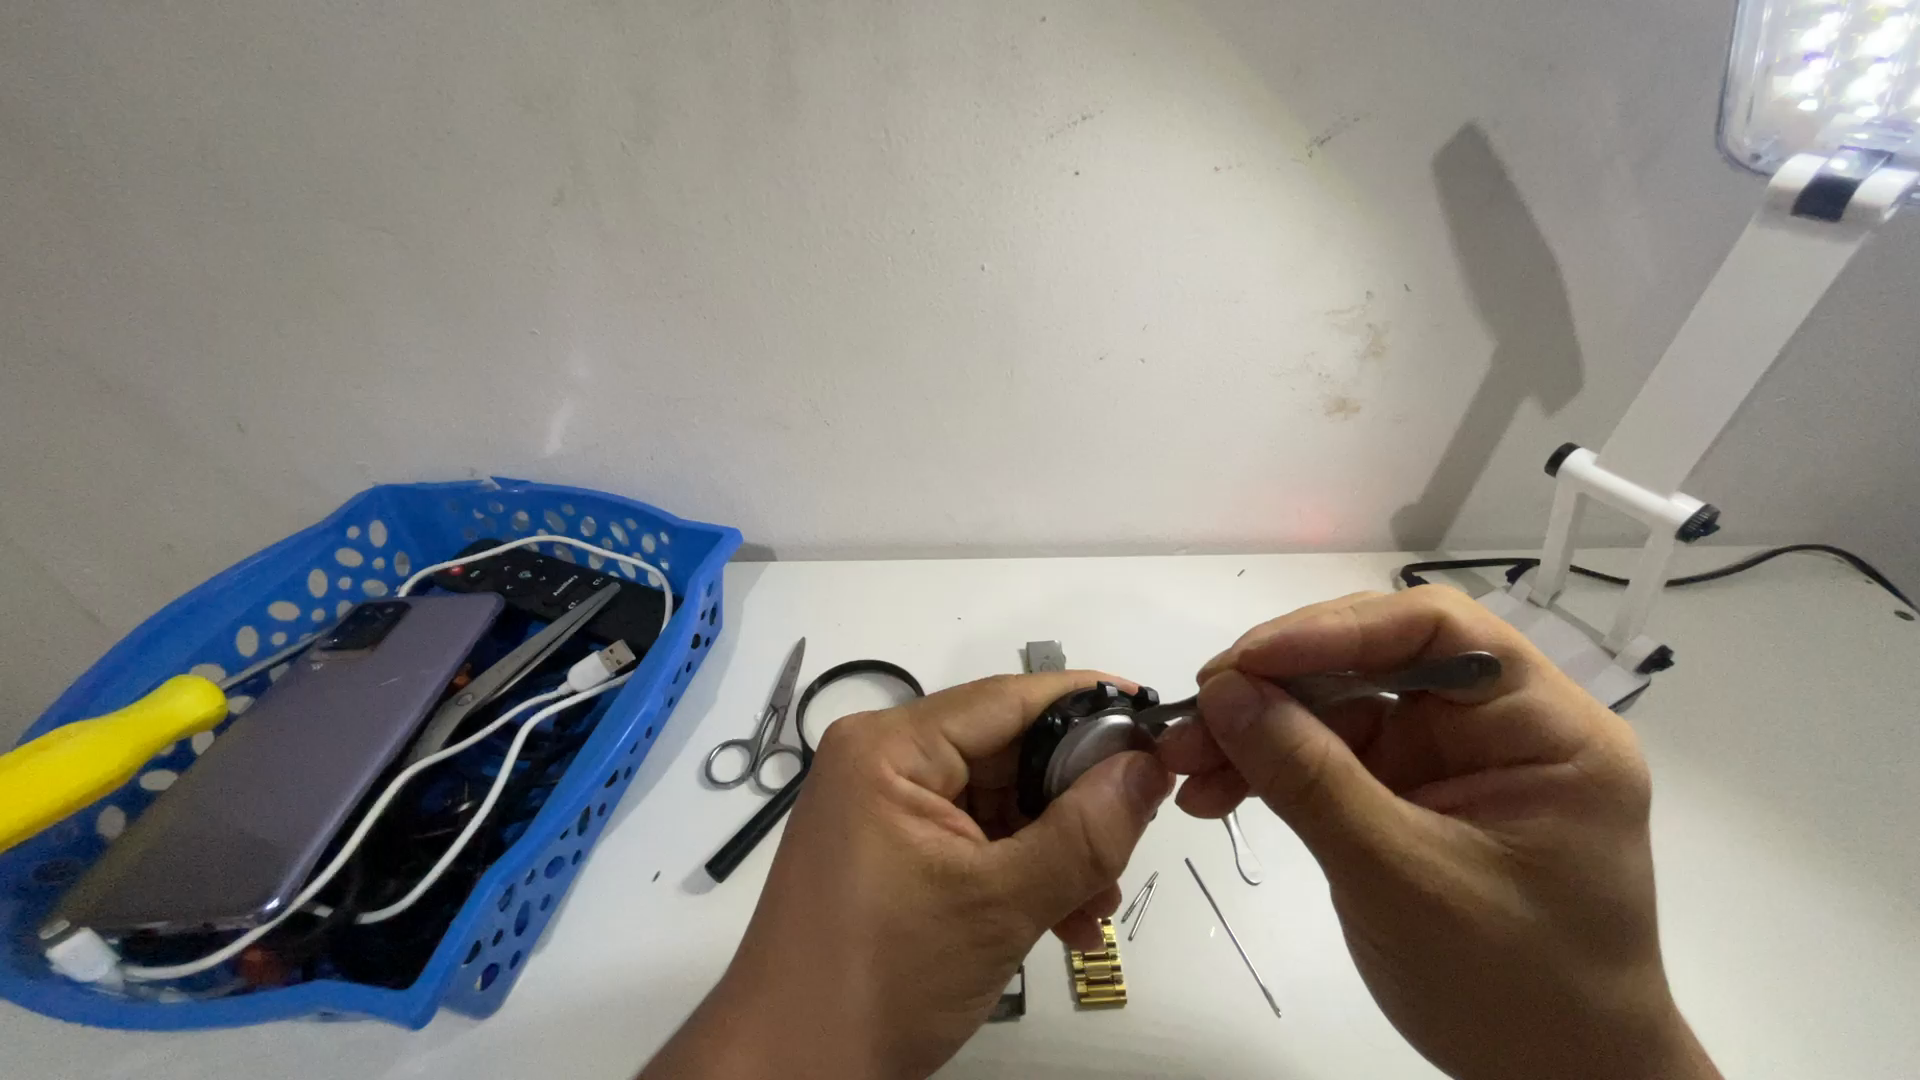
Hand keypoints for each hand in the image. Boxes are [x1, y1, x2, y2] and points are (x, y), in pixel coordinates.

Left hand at [641, 672, 1173, 1079]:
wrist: (790, 1074)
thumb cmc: (883, 978)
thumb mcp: (999, 904)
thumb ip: (1084, 833)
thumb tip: (1150, 765)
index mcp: (890, 746)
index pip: (1006, 699)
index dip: (1084, 702)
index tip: (1151, 713)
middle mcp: (884, 759)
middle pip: (1005, 751)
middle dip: (1074, 798)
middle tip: (1134, 832)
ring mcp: (887, 805)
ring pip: (998, 798)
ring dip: (1055, 846)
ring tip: (1099, 902)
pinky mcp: (894, 846)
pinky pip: (975, 835)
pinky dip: (1021, 869)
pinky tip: (1065, 918)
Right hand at [1160, 586, 1720, 1079]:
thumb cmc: (1510, 987)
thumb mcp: (1401, 877)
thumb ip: (1309, 777)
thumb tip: (1222, 693)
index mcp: (1541, 727)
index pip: (1435, 629)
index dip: (1335, 629)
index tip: (1249, 661)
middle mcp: (1488, 723)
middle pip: (1366, 661)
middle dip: (1273, 685)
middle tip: (1196, 712)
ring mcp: (1438, 754)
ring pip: (1326, 706)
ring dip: (1250, 730)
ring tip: (1181, 763)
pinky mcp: (1395, 786)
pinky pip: (1315, 753)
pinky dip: (1260, 768)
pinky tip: (1209, 792)